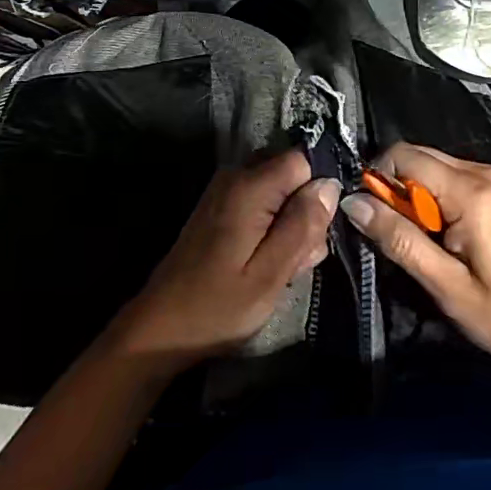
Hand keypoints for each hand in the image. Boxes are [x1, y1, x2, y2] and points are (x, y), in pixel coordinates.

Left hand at [112, 151, 339, 366]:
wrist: (160, 330)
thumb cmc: (217, 307)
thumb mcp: (269, 275)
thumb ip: (302, 225)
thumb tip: (330, 184)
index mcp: (249, 187)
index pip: (304, 160)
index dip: (320, 190)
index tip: (319, 229)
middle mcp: (236, 176)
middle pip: (293, 174)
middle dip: (307, 210)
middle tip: (299, 257)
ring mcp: (226, 191)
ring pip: (281, 190)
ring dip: (291, 224)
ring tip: (282, 267)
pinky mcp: (222, 207)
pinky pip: (264, 202)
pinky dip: (273, 228)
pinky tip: (267, 262)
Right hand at [340, 143, 490, 382]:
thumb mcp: (446, 286)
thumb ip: (398, 239)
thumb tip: (353, 203)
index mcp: (471, 192)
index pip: (403, 156)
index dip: (378, 181)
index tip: (376, 222)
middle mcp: (484, 173)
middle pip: (418, 157)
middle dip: (396, 190)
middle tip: (400, 239)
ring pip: (435, 168)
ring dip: (418, 199)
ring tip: (427, 247)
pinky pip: (455, 180)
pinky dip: (438, 202)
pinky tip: (449, 242)